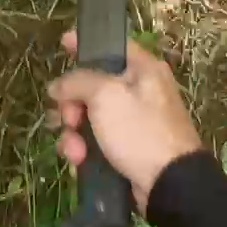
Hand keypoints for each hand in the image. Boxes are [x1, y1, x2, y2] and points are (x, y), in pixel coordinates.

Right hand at [47, 31, 202, 214]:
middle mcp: (140, 91)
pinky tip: (79, 161)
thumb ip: (78, 82)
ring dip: (74, 132)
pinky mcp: (127, 148)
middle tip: (67, 117)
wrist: (169, 184)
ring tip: (74, 150)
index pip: (112, 45)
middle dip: (72, 103)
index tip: (62, 43)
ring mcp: (133, 121)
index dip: (85, 44)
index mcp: (143, 69)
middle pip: (93, 85)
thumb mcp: (106, 96)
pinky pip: (97, 140)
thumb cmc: (140, 130)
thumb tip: (58, 86)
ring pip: (90, 116)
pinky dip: (84, 148)